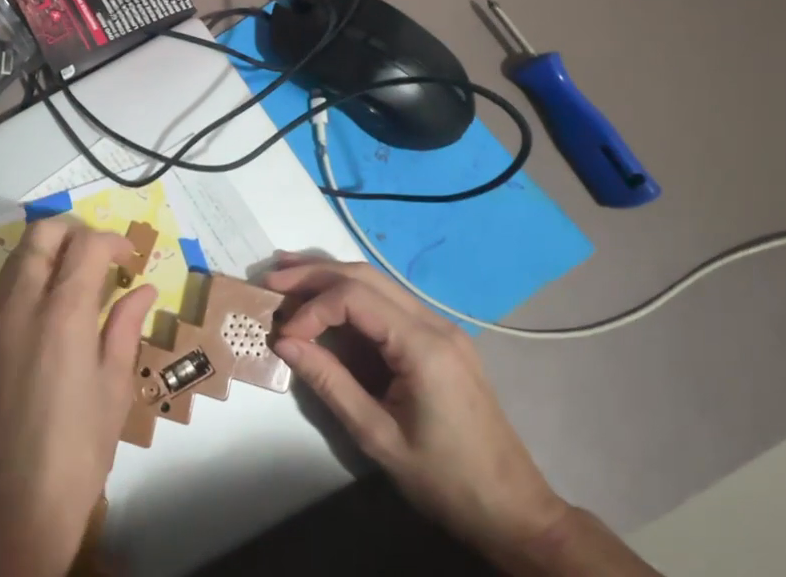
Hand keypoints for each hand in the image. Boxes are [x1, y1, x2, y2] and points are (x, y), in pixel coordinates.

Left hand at [0, 221, 156, 576]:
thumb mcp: (115, 386)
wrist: (17, 496)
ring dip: (45, 253)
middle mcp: (21, 303)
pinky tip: (44, 311)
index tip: (129, 257)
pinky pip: (0, 290)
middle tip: (98, 255)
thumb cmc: (80, 446)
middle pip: (41, 235)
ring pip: (15, 258)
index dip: (112, 241)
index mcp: (64, 313)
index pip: (86, 245)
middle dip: (72, 232)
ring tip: (73, 279)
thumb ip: (124, 327)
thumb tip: (142, 290)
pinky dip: (24, 281)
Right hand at [266, 257, 567, 563]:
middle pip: (365, 277)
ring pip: (377, 282)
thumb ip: (329, 382)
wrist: (513, 511)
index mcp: (425, 347)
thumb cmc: (446, 479)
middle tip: (271, 279)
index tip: (283, 335)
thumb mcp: (377, 436)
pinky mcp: (441, 342)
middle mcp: (436, 325)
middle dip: (314, 274)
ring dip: (330, 277)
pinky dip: (351, 295)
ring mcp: (443, 330)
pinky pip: (389, 303)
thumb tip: (283, 341)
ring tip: (287, 275)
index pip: (354, 299)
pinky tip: (325, 299)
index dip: (311, 309)